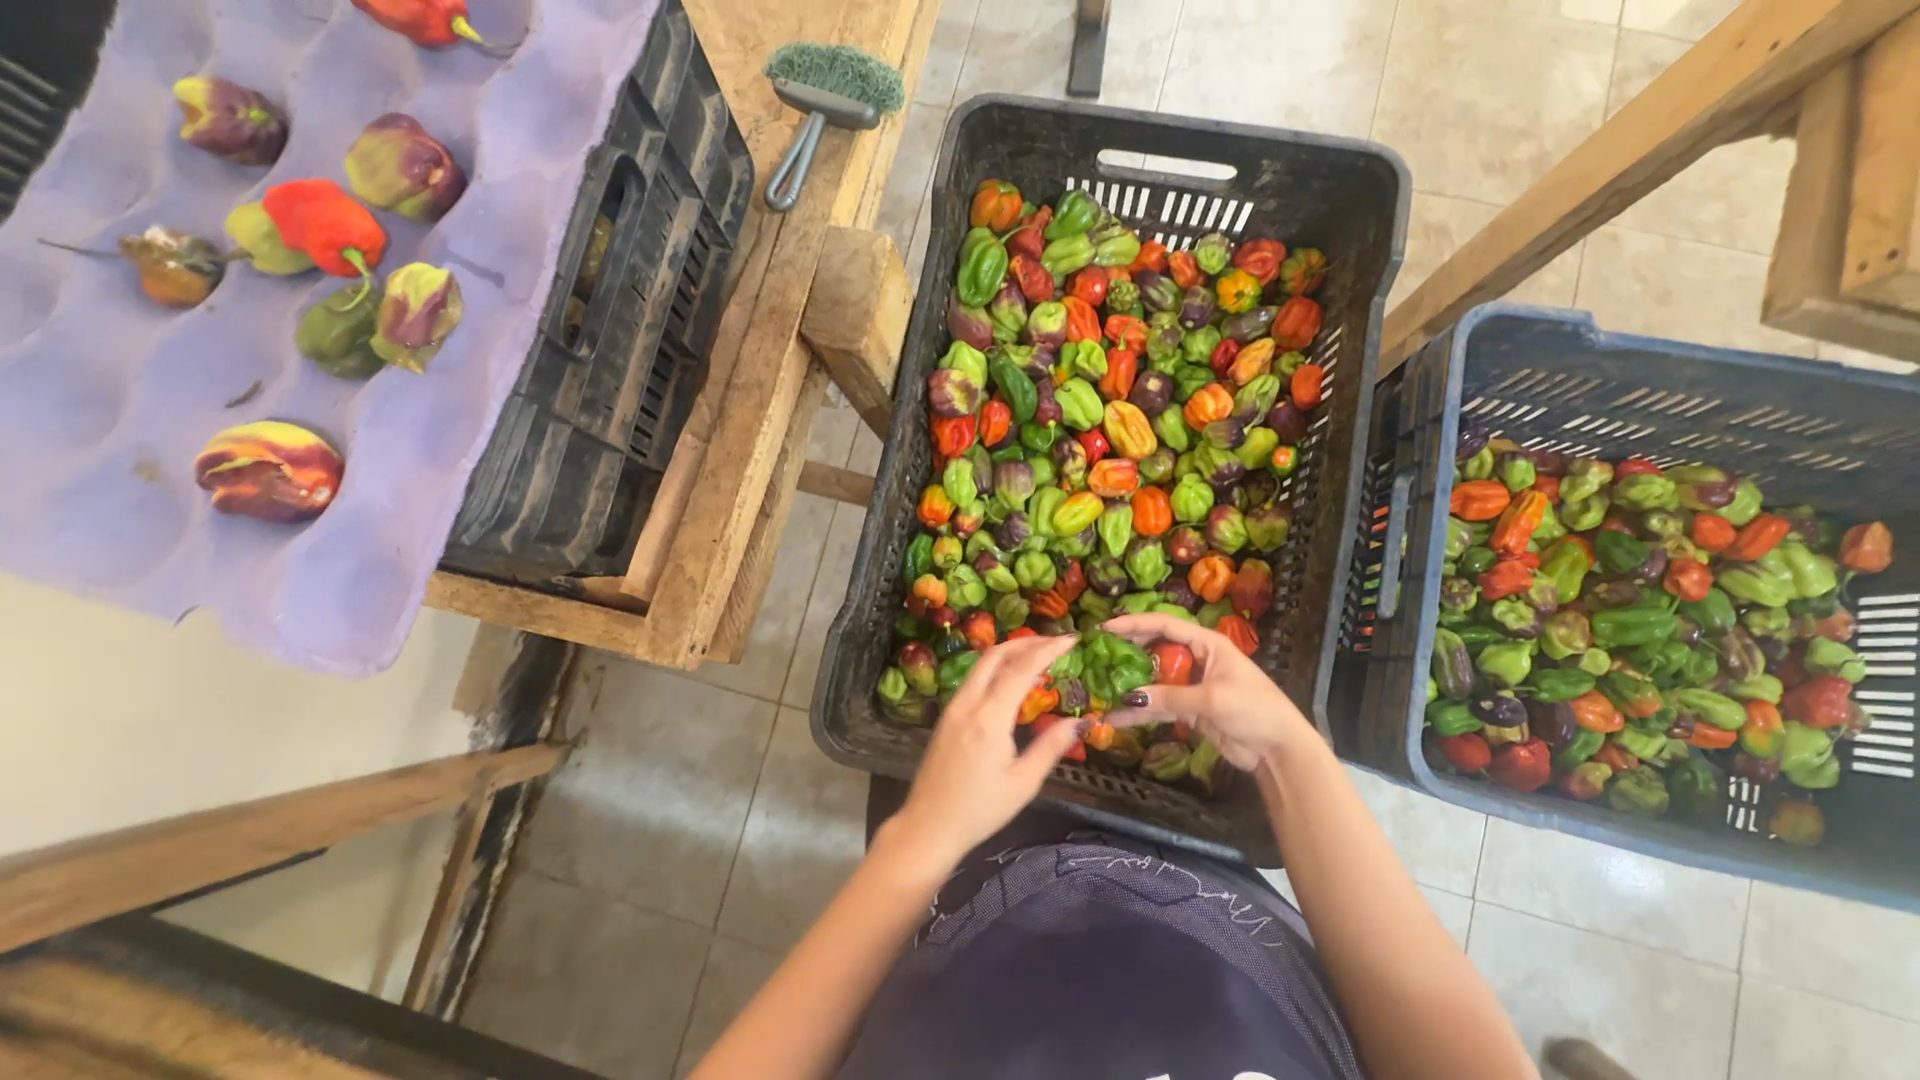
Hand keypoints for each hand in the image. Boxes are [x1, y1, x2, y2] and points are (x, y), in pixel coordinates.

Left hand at [887, 635, 1082, 870]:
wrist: (928, 826)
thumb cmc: (980, 810)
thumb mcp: (1023, 784)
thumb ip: (1050, 747)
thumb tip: (1078, 722)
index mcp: (989, 718)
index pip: (1021, 669)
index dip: (1048, 650)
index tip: (1071, 639)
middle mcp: (968, 704)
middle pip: (996, 655)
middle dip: (1027, 643)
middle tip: (1056, 642)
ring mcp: (953, 708)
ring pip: (981, 665)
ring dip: (1010, 653)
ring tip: (1039, 656)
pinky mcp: (946, 717)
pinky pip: (974, 680)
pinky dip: (996, 669)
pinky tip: (1013, 681)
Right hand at [1102, 613, 1313, 769]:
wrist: (1279, 749)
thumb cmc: (1254, 710)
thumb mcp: (1212, 699)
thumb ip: (1170, 697)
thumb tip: (1129, 698)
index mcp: (1208, 644)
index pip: (1166, 625)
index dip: (1135, 624)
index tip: (1106, 627)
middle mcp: (1197, 659)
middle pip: (1156, 649)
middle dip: (1128, 653)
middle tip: (1096, 654)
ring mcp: (1192, 685)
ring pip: (1154, 681)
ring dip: (1130, 687)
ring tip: (1100, 689)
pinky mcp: (1190, 711)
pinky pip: (1159, 706)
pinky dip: (1140, 713)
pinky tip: (1117, 719)